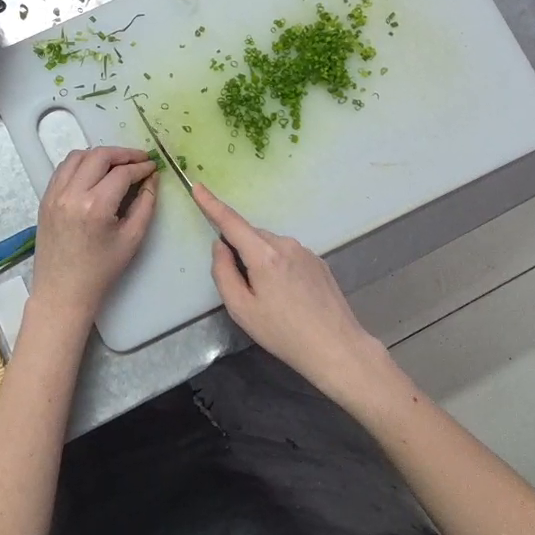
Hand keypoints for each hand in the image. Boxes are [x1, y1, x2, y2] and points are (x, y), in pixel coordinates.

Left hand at [31, 146, 157, 324]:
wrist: (63, 291)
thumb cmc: (101, 270)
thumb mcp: (131, 239)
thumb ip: (145, 204)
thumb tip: (152, 178)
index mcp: (95, 206)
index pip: (122, 173)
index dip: (141, 166)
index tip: (153, 166)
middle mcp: (72, 194)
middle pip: (99, 156)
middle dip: (123, 154)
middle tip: (139, 160)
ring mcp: (54, 194)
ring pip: (77, 156)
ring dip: (99, 155)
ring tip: (117, 164)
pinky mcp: (45, 198)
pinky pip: (63, 169)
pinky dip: (80, 164)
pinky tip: (94, 173)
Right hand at [194, 184, 388, 399]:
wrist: (336, 347)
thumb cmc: (283, 332)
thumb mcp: (241, 309)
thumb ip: (223, 272)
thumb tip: (220, 246)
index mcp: (264, 255)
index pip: (231, 222)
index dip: (211, 204)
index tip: (198, 187)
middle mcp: (286, 244)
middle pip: (251, 235)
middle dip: (240, 249)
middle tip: (243, 287)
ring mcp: (305, 251)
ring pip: (270, 245)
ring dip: (260, 260)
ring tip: (270, 297)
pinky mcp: (318, 261)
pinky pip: (287, 254)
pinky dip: (278, 265)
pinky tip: (288, 295)